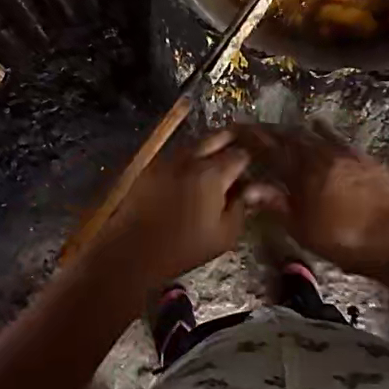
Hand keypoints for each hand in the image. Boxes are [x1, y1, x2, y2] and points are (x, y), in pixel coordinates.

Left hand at [86, 128, 269, 287]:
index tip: (252, 170)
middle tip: (238, 155)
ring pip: (196, 142)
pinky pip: (177, 153)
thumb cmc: (184, 248)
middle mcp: (192, 159)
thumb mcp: (224, 235)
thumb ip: (242, 207)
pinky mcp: (151, 166)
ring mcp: (169, 159)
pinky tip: (190, 173)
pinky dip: (189, 157)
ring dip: (210, 147)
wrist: (132, 252)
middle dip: (232, 141)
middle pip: (218, 136)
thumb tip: (255, 189)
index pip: (240, 155)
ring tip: (216, 163)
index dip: (250, 160)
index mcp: (213, 174)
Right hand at [232, 125, 388, 277]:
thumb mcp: (305, 229)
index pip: (270, 147)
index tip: (234, 128)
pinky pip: (334, 136)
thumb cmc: (346, 241)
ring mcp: (344, 152)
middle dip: (268, 132)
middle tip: (252, 130)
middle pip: (289, 136)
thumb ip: (276, 204)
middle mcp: (321, 154)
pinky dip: (320, 131)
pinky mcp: (361, 156)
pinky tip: (316, 126)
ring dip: (291, 132)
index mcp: (303, 172)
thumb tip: (247, 189)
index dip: (250, 136)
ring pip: (311, 135)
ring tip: (278, 132)